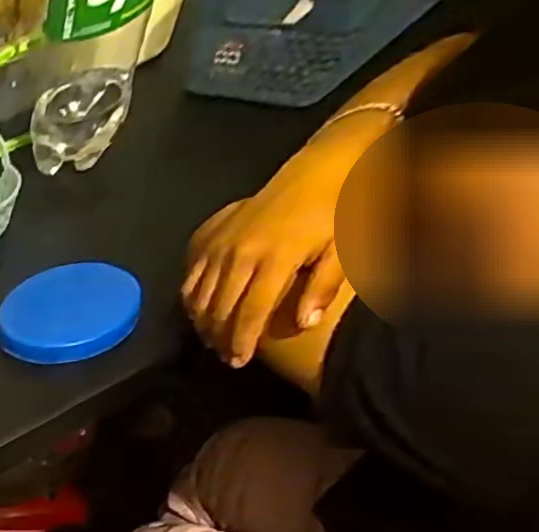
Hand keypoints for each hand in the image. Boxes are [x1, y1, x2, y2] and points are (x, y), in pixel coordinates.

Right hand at [183, 163, 348, 366]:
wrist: (323, 163)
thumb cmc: (342, 205)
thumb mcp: (347, 243)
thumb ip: (325, 285)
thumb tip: (305, 324)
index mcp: (275, 258)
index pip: (251, 311)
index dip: (243, 339)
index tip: (240, 361)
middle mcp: (240, 256)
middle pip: (220, 309)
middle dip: (221, 338)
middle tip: (227, 358)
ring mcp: (221, 249)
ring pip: (201, 299)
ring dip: (204, 325)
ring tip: (213, 341)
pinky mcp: (210, 243)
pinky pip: (191, 281)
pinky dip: (191, 303)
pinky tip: (199, 315)